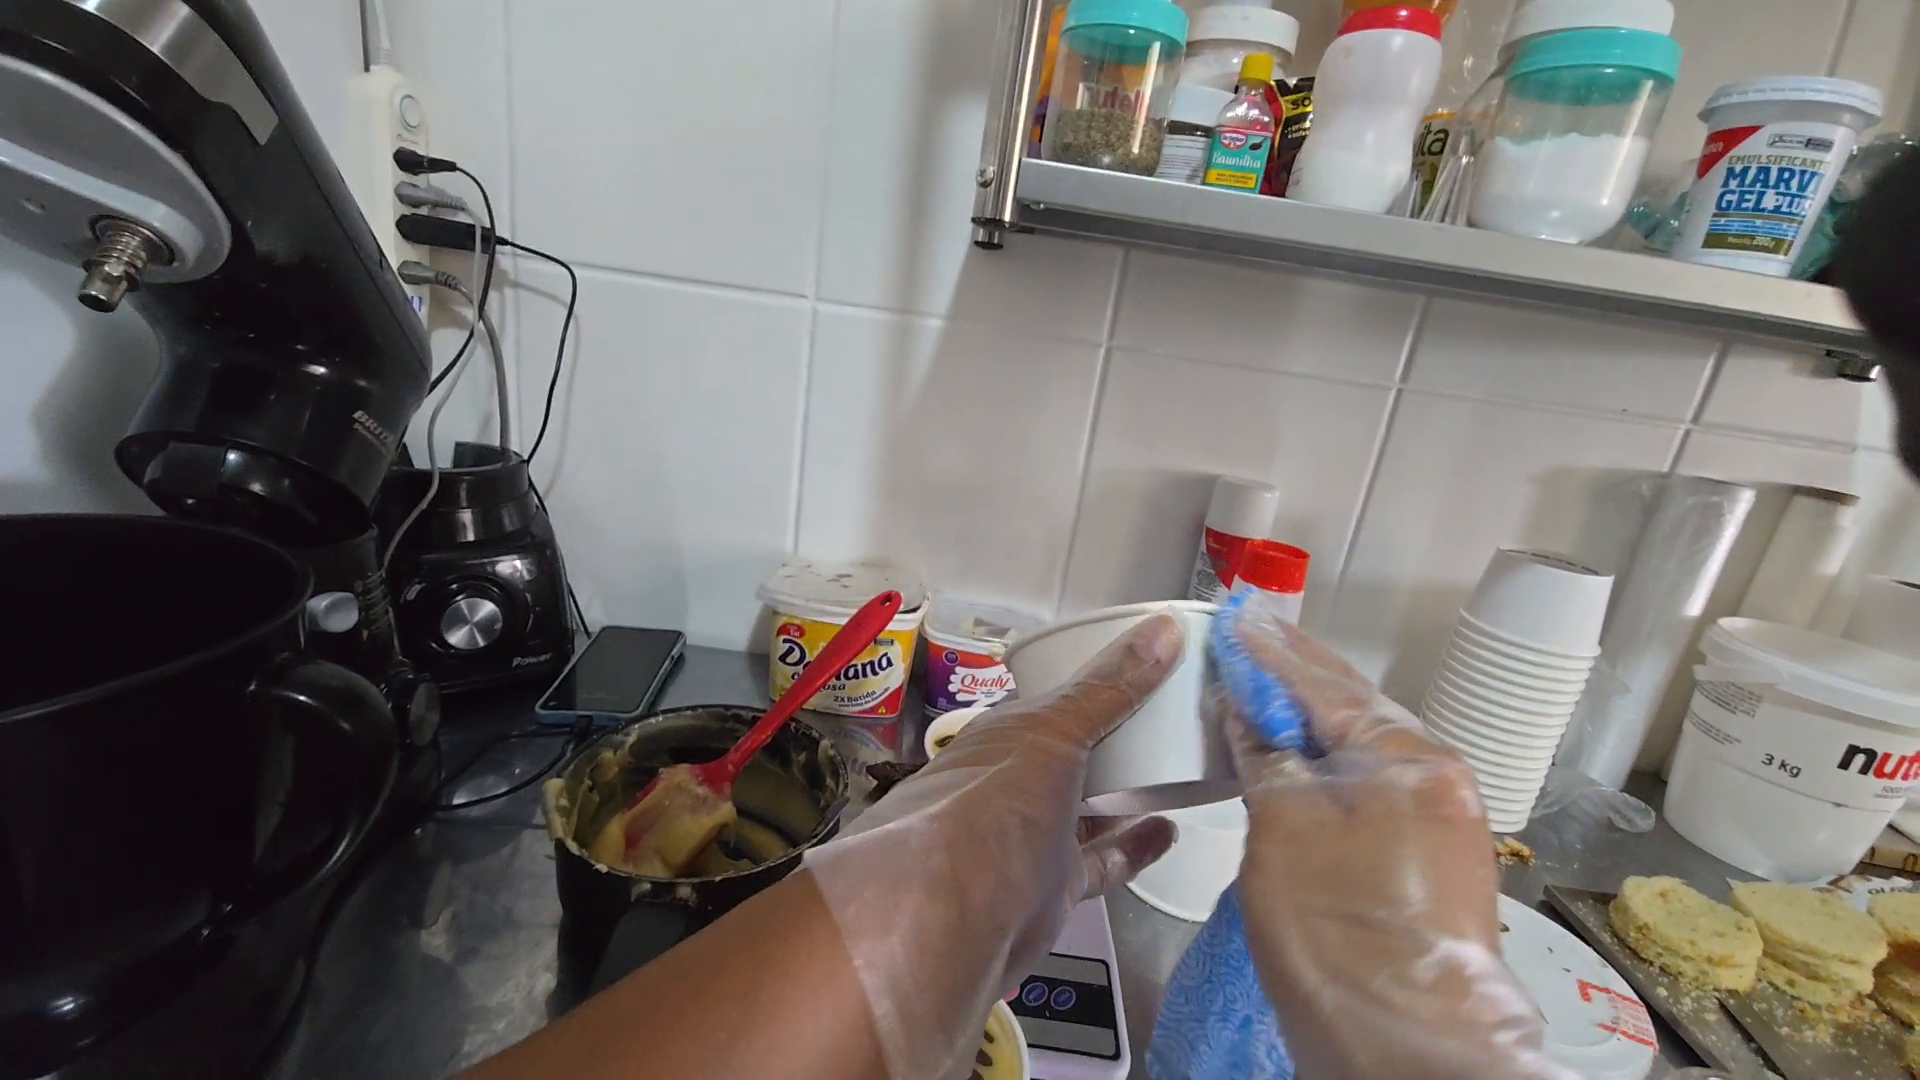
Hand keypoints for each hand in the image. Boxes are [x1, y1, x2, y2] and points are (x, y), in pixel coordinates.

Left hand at [804, 615, 1183, 1078]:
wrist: (947, 919)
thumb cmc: (994, 804)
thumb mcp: (1054, 732)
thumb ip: (1109, 687)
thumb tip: (1163, 626)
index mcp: (1007, 735)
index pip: (1058, 701)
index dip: (1096, 684)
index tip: (1144, 669)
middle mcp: (1015, 781)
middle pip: (1072, 754)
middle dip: (1112, 740)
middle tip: (1172, 720)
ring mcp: (1030, 836)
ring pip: (1085, 806)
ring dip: (1124, 791)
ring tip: (1176, 769)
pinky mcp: (1050, 888)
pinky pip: (1100, 859)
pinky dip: (1133, 845)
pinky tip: (1169, 831)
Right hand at [1220, 616, 1571, 1079]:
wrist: (1405, 1053)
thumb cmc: (1336, 930)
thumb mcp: (1283, 824)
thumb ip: (1265, 753)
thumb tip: (1248, 710)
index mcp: (1411, 760)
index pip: (1325, 686)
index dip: (1271, 654)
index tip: (1235, 622)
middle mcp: (1438, 778)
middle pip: (1352, 706)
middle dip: (1296, 672)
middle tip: (1251, 634)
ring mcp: (1437, 818)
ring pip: (1358, 743)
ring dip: (1307, 712)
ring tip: (1263, 680)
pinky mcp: (1423, 853)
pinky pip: (1365, 778)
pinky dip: (1323, 755)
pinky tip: (1292, 747)